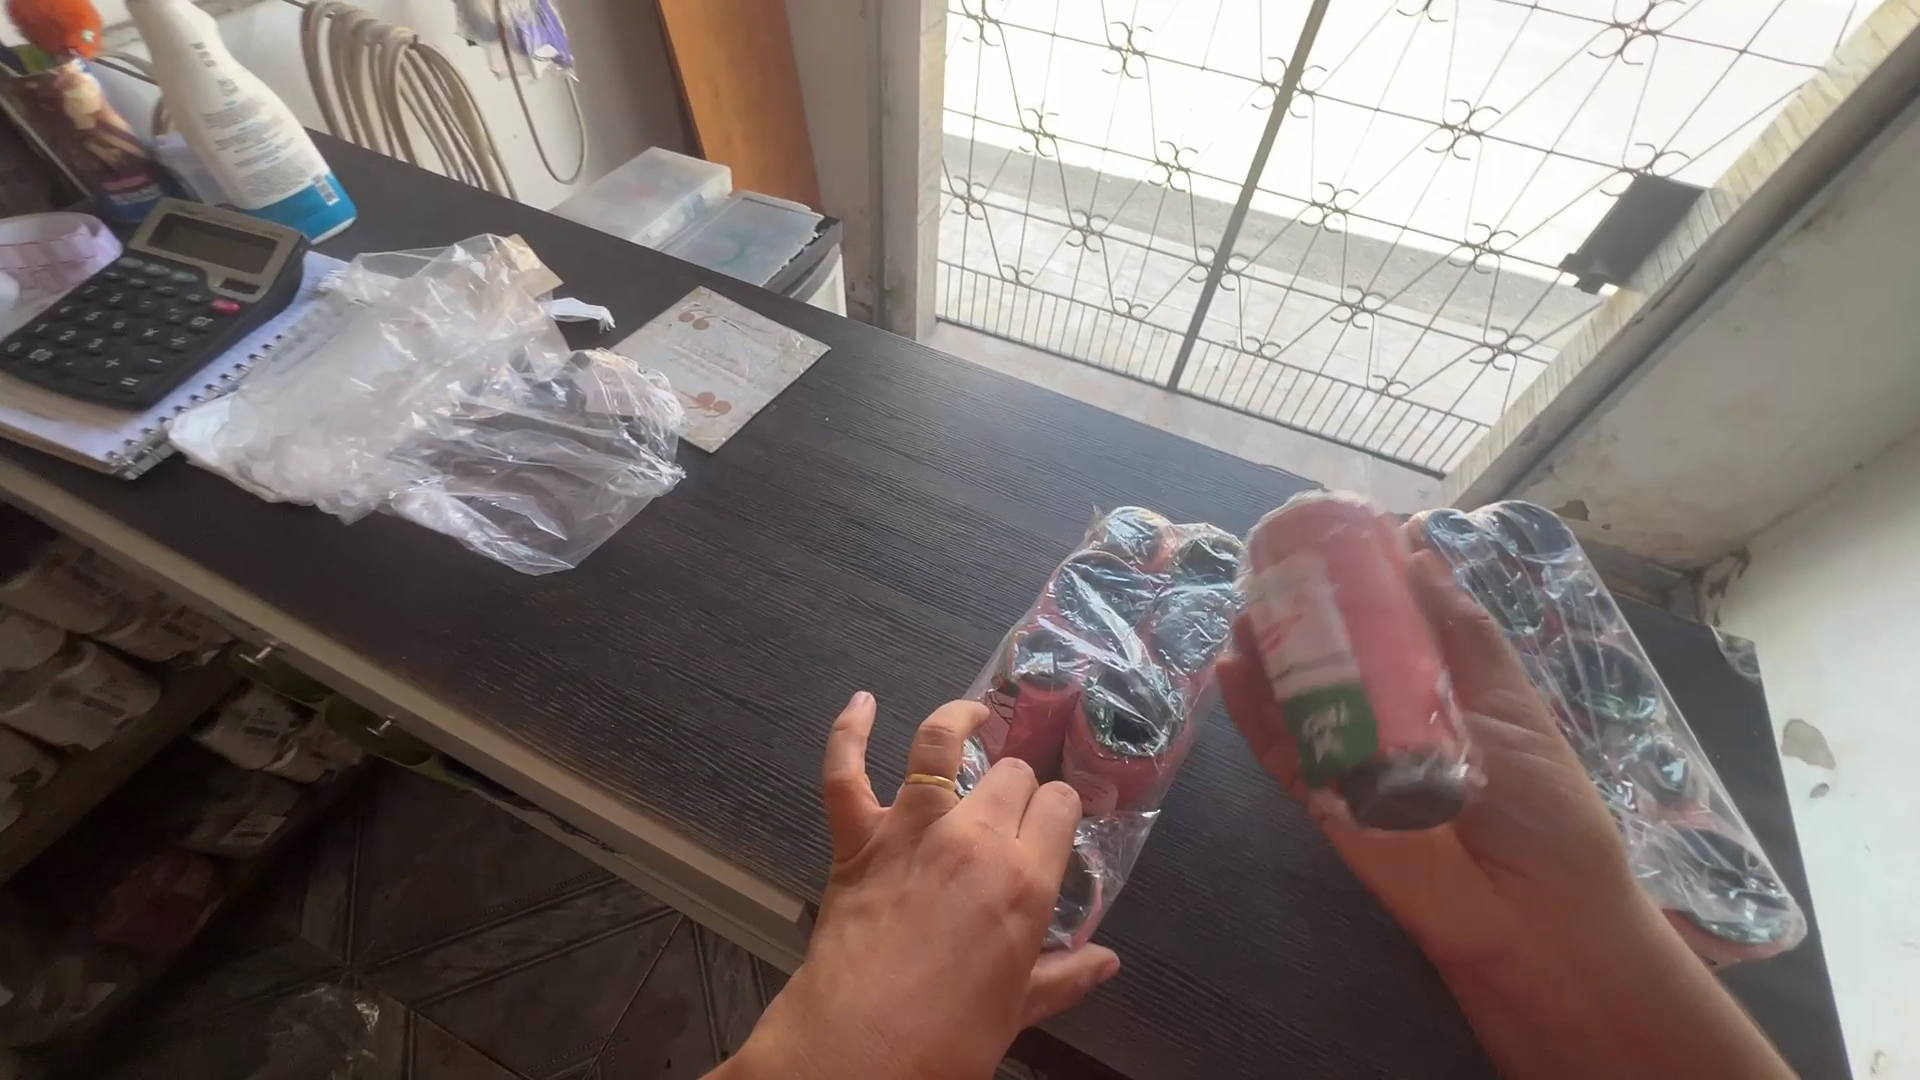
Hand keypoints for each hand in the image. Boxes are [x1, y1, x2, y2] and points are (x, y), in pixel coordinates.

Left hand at [728, 693, 1120, 1079]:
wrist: (857, 1056)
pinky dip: (848, 733)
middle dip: (1019, 781)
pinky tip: (861, 703)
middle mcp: (975, 836)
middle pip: (1012, 773)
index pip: (1059, 805)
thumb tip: (1109, 960)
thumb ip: (1065, 977)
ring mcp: (912, 827)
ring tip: (974, 714)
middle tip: (1013, 801)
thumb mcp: (1017, 1011)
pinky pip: (846, 772)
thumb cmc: (948, 1041)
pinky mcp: (858, 835)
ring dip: (959, 720)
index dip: (1060, 805)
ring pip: (939, 746)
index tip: (1055, 816)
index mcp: (1024, 878)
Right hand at [1217, 549, 1643, 973]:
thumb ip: (1465, 637)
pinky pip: (1273, 747)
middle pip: (1321, 662)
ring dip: (1259, 657)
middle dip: (1290, 620)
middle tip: (1267, 577)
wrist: (1534, 912)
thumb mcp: (1511, 703)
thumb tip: (1419, 556)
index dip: (1345, 594)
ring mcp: (1340, 755)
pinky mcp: (1315, 793)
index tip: (1321, 549)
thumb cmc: (1540, 805)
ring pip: (1287, 699)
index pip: (1374, 634)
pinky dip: (1247, 711)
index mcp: (1421, 694)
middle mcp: (1374, 718)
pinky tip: (1230, 668)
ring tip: (1242, 612)